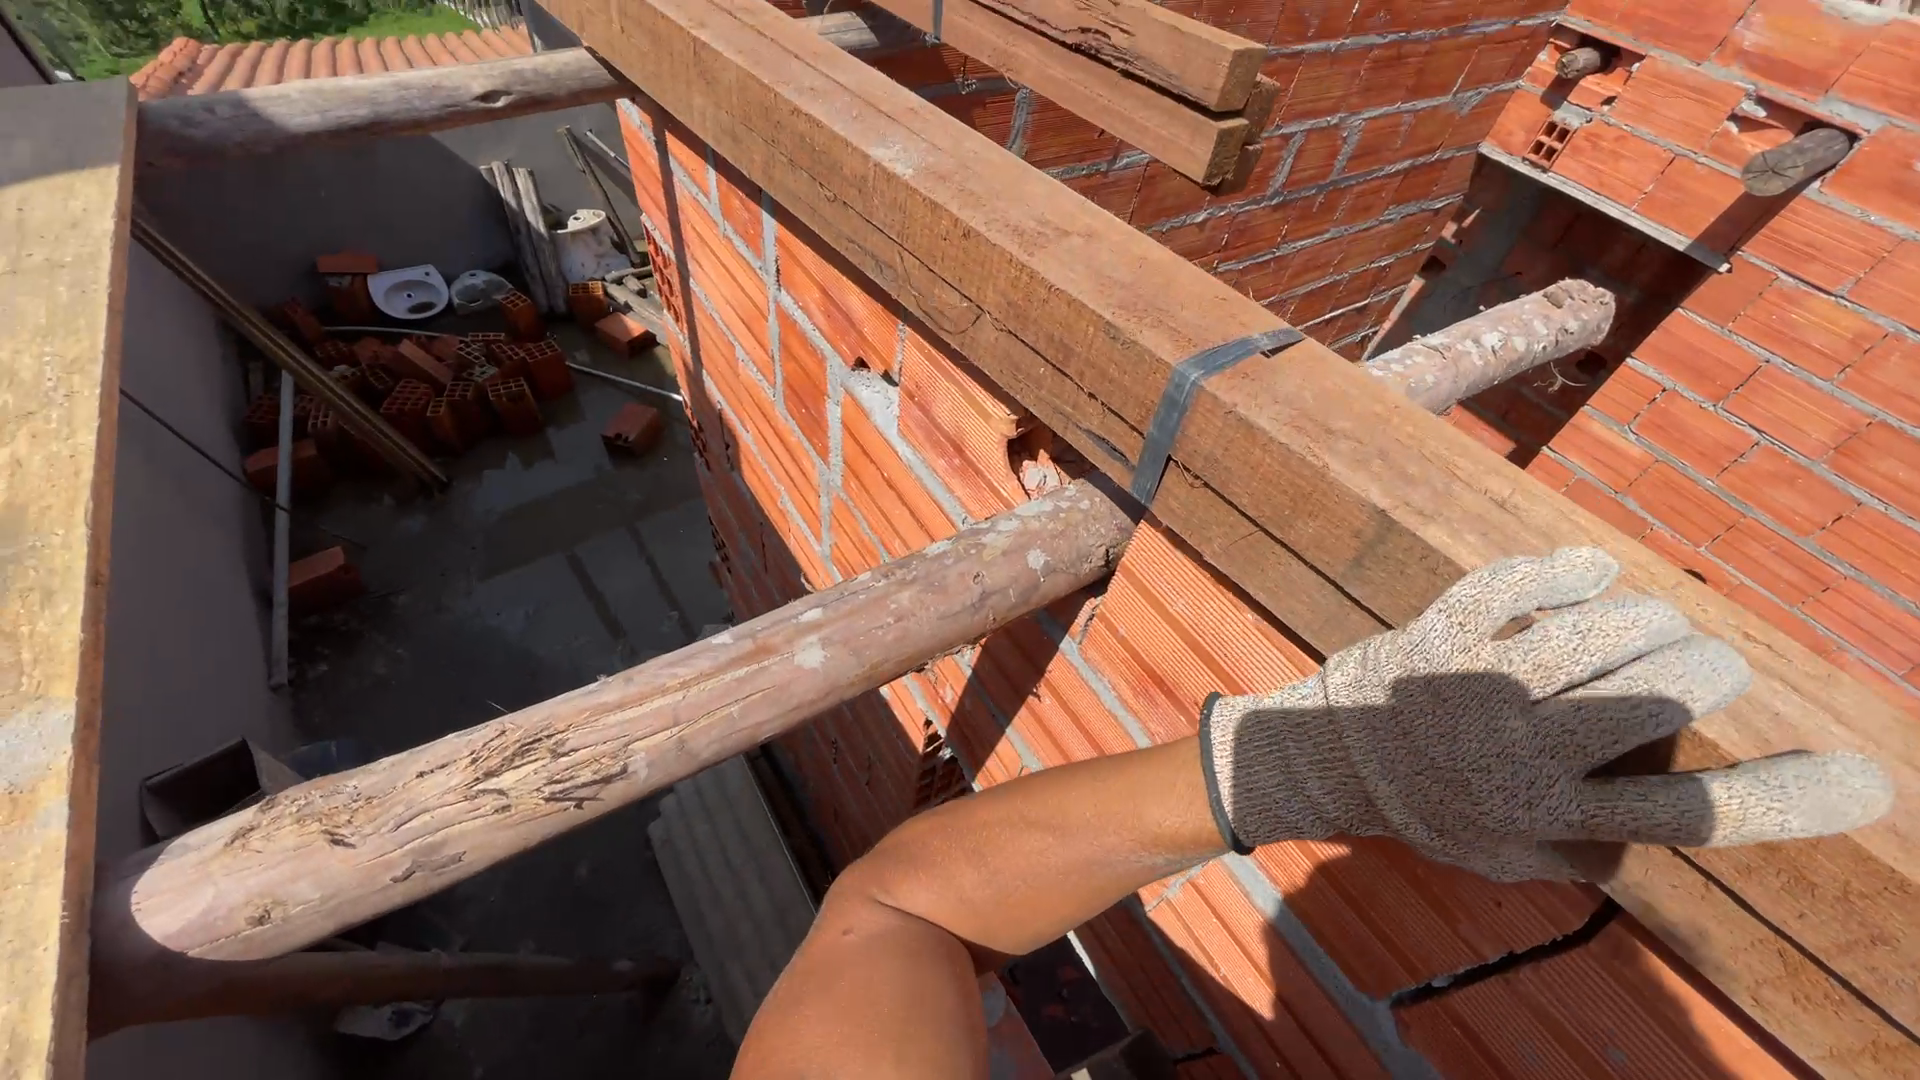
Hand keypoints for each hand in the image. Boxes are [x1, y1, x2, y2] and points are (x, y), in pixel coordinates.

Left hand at [1199, 547, 1894, 880]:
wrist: (1318, 759)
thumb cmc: (1419, 806)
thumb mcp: (1497, 855)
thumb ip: (1575, 853)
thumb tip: (1652, 840)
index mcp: (1546, 814)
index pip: (1686, 814)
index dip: (1787, 801)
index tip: (1864, 778)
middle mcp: (1516, 751)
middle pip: (1653, 698)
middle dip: (1702, 669)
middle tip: (1706, 661)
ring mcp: (1470, 687)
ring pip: (1592, 636)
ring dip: (1643, 618)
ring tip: (1655, 620)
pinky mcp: (1432, 639)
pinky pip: (1502, 590)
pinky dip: (1554, 571)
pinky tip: (1588, 566)